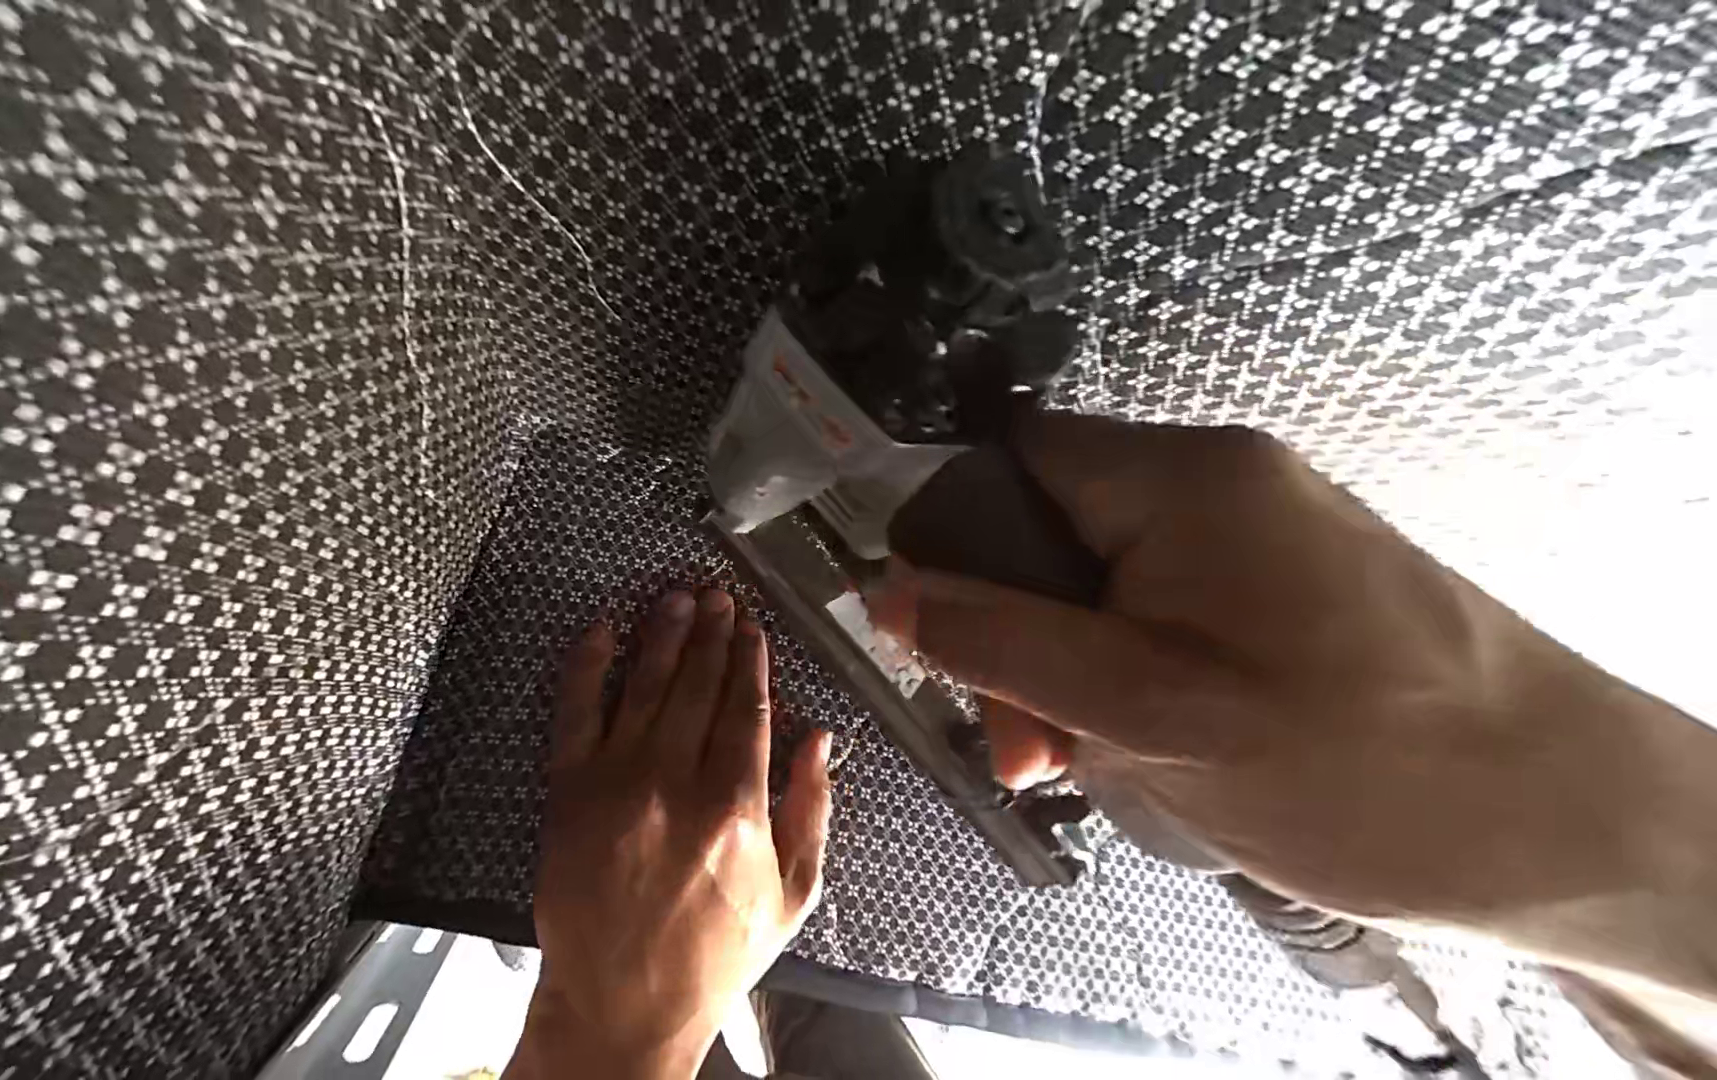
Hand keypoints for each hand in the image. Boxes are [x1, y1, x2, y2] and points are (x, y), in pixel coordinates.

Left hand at [506, 589, 833, 1079]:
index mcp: (735, 807)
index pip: (746, 709)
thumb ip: (813, 809)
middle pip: (699, 686)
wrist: (622, 1005)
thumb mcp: (793, 895)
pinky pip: (575, 711)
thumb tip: (820, 737)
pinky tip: (602, 628)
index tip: (752, 627)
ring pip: (646, 685)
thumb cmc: (717, 952)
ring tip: (678, 596)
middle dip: (713, 634)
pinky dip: (586, 665)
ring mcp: (617, 780)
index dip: (750, 661)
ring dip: (664, 634)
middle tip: (719, 596)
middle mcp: (676, 782)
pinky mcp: (568, 789)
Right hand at [870, 415, 1716, 997]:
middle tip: (1011, 733)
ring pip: (1075, 584)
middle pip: (1035, 532)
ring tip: (1062, 759)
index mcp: (1177, 478)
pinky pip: (1126, 611)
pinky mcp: (1247, 589)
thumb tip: (886, 596)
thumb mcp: (1146, 709)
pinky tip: (1113, 744)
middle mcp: (1200, 485)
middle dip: (1001, 628)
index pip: (1009, 459)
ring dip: (1047, 667)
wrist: (1588, 844)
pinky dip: (1098, 674)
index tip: (920, 616)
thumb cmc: (1369, 767)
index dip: (946, 529)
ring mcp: (1227, 538)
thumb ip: (1001, 644)